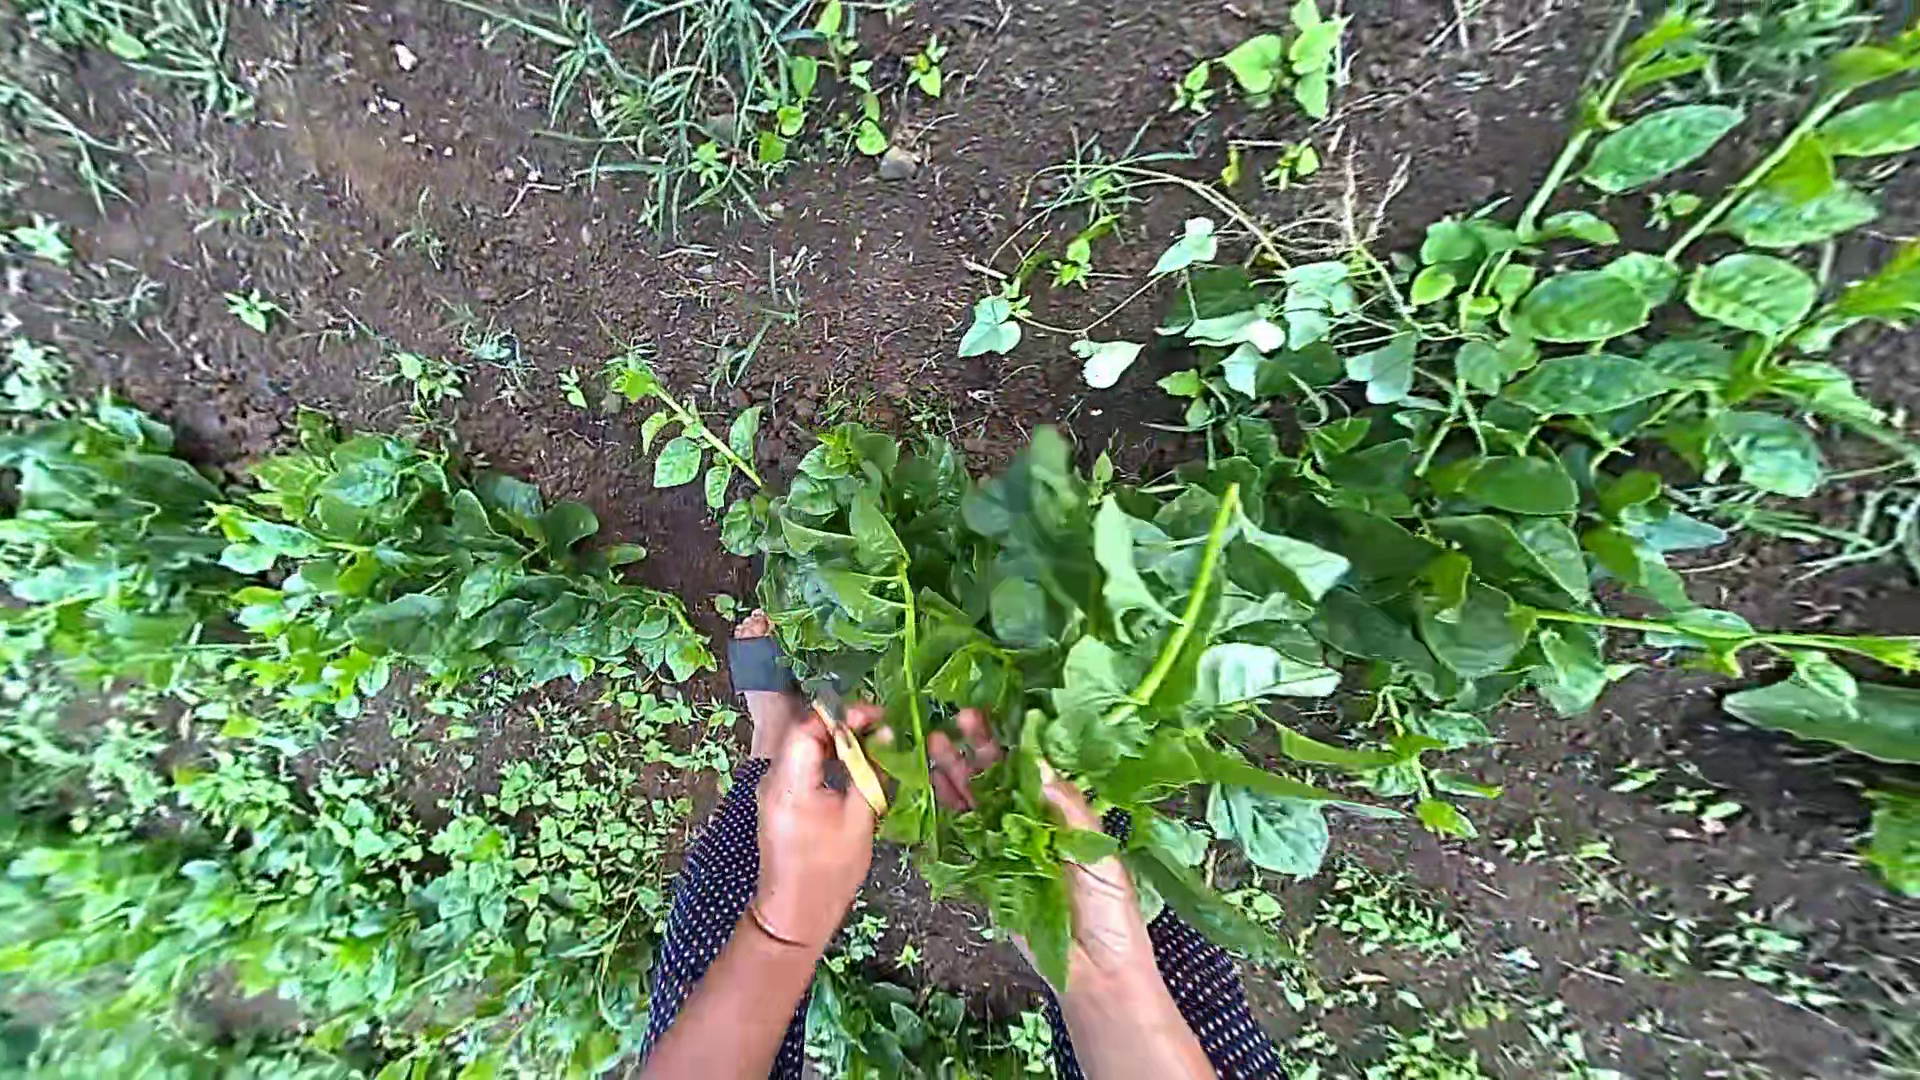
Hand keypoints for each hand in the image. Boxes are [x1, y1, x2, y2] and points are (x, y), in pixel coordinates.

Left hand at [752, 715, 875, 949]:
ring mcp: (772, 787)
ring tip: (871, 736)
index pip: (807, 728)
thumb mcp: (859, 819)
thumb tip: (884, 733)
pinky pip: (802, 761)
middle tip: (878, 723)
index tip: (873, 715)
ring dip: (836, 736)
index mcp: (791, 785)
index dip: (841, 715)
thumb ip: (870, 771)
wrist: (794, 916)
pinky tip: (852, 758)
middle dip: (842, 722)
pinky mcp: (778, 796)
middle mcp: (774, 779)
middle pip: (805, 732)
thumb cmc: (830, 872)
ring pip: (803, 743)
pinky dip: (827, 753)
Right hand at [847, 706, 1157, 993]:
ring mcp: (1003, 844)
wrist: (1097, 975)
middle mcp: (1026, 819)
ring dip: (955, 771)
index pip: (1026, 765)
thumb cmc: (1109, 909)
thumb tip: (1037, 761)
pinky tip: (933, 786)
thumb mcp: (1098, 851)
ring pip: (974, 800)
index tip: (990, 714)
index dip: (1007, 739)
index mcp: (1055, 808)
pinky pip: (963, 836)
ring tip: (936, 744)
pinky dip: (946, 811)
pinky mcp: (986, 872)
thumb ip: (1068, 807)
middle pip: (995, 777)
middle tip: (958, 720)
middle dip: (976, 748)